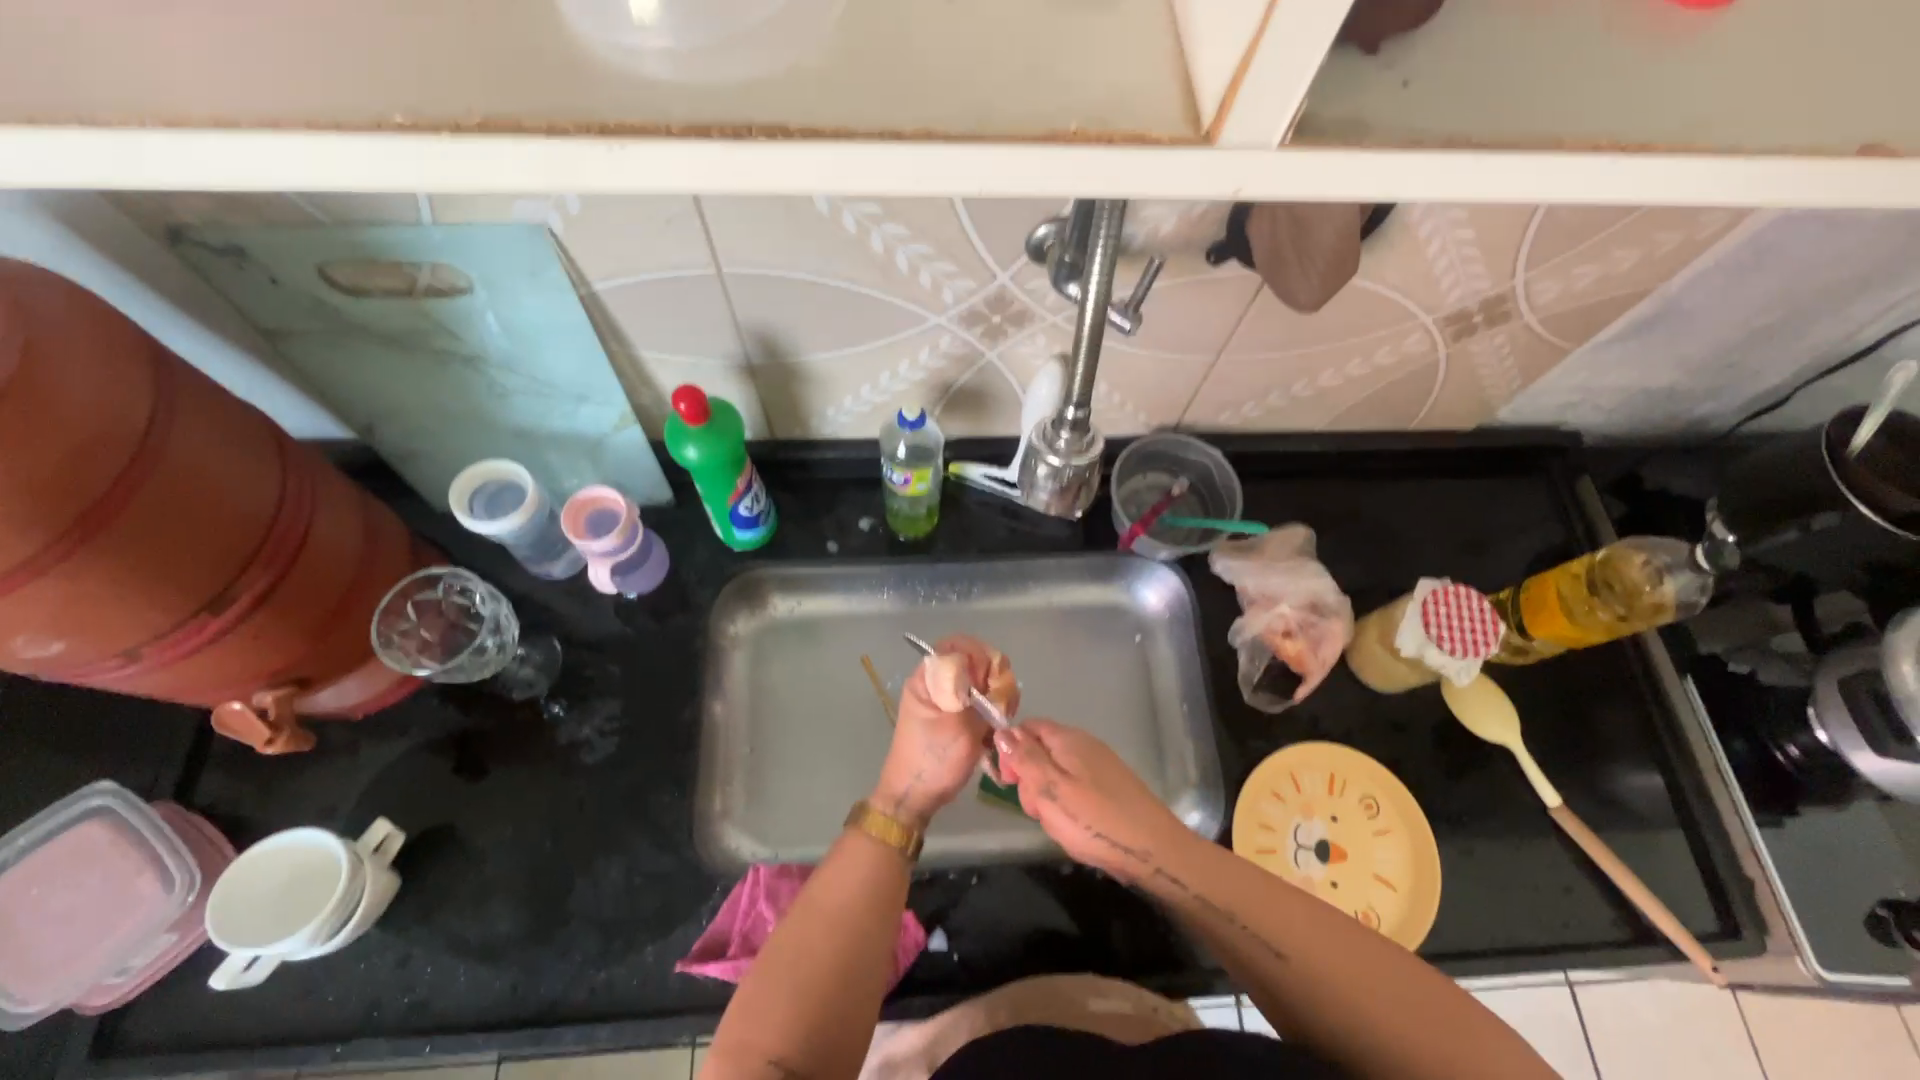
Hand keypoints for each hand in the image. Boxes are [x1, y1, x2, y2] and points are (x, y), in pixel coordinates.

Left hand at [869, 635, 1017, 829]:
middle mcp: (935, 683)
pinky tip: (993, 730)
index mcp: (928, 679)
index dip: (981, 658)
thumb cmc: (934, 761)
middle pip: (972, 661)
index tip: (992, 683)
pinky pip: (977, 702)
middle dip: (993, 679)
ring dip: (994, 698)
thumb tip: (997, 677)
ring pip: (979, 683)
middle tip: (1001, 705)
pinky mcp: (952, 716)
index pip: (959, 645)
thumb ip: (982, 698)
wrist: (914, 798)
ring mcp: (944, 700)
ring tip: (999, 720)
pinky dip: (989, 712)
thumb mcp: (962, 727)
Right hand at [994, 720, 1191, 883]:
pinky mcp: (1110, 788)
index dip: (1011, 751)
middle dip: (1031, 783)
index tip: (1010, 782)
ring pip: (1057, 777)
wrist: (1153, 849)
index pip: (1027, 728)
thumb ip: (1024, 758)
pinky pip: (1076, 791)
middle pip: (1041, 753)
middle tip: (1039, 811)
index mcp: (1068, 739)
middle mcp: (1084, 746)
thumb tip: (1002, 731)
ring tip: (1061, 826)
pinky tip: (1078, 830)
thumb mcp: (1049, 789)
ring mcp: (1100, 767)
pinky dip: (1070, 809)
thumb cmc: (1094, 820)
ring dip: (1050, 801)